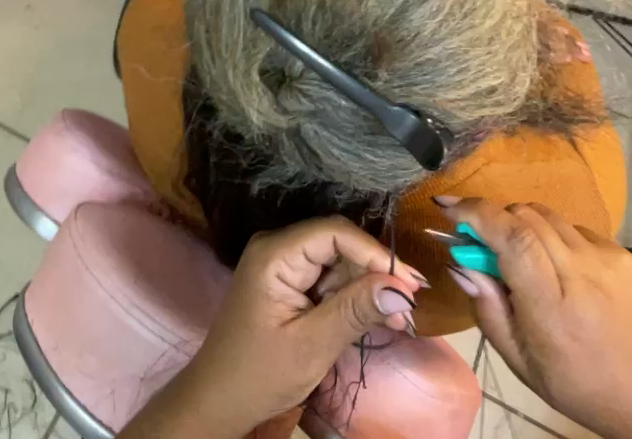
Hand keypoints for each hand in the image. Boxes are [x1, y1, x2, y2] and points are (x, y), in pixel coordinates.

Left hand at [120, 216, 428, 438]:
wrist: (220, 399)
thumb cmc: (259, 374)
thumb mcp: (312, 345)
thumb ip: (354, 310)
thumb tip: (402, 288)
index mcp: (274, 253)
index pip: (334, 232)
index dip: (374, 253)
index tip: (411, 284)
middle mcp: (277, 247)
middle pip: (337, 243)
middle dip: (374, 271)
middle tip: (410, 304)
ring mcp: (282, 263)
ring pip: (337, 260)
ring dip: (367, 286)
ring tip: (399, 316)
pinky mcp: (288, 280)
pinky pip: (328, 276)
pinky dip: (351, 295)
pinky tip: (376, 314)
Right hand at [438, 199, 631, 438]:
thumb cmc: (586, 391)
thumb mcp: (524, 364)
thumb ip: (488, 310)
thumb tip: (462, 263)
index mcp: (553, 305)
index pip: (510, 236)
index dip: (474, 212)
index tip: (446, 207)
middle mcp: (581, 272)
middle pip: (523, 215)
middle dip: (491, 217)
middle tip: (477, 241)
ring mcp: (607, 259)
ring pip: (546, 215)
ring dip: (519, 223)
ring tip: (517, 256)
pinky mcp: (624, 255)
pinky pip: (572, 227)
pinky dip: (551, 234)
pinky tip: (556, 266)